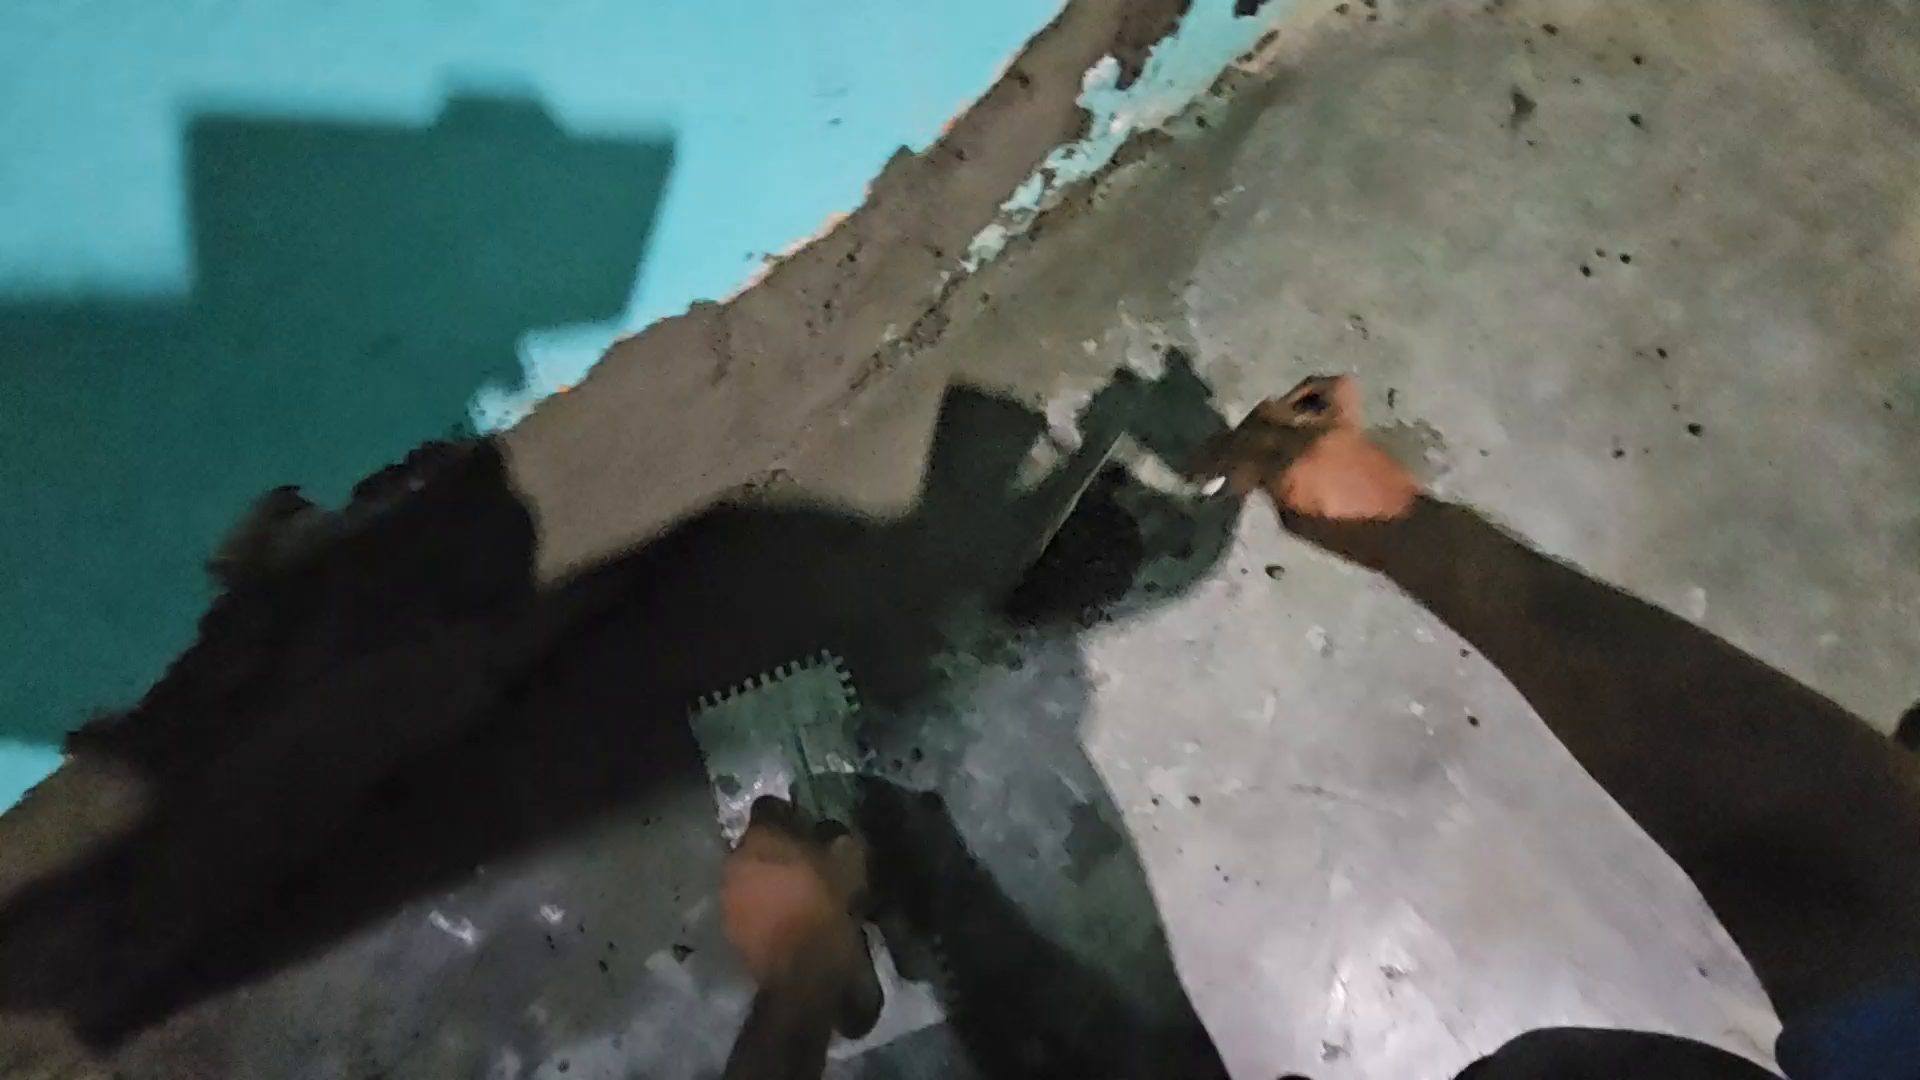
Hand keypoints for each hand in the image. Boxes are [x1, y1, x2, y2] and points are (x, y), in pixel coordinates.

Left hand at [721, 797, 868, 990]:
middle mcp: (735, 857)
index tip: (805, 826)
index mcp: (762, 834)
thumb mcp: (848, 857)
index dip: (788, 813)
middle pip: (754, 841)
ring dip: (763, 876)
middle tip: (799, 859)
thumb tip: (825, 830)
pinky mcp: (727, 925)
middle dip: (773, 847)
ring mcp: (727, 894)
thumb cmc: (826, 901)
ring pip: (746, 872)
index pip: (768, 805)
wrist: (804, 968)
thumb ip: (834, 834)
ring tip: (790, 891)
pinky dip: (759, 904)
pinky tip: (781, 915)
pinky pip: (744, 902)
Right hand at [1191, 375, 1418, 521]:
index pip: (1236, 455)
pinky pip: (1325, 390)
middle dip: (1228, 441)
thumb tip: (1251, 476)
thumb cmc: (1344, 536)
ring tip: (1251, 436)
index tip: (1195, 473)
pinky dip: (1305, 393)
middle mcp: (1305, 439)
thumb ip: (1268, 489)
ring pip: (1277, 405)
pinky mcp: (1349, 421)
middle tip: (1216, 457)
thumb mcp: (1292, 521)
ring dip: (1257, 421)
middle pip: (1251, 425)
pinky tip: (1295, 407)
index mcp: (1288, 471)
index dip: (1210, 462)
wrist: (1400, 528)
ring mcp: (1329, 426)